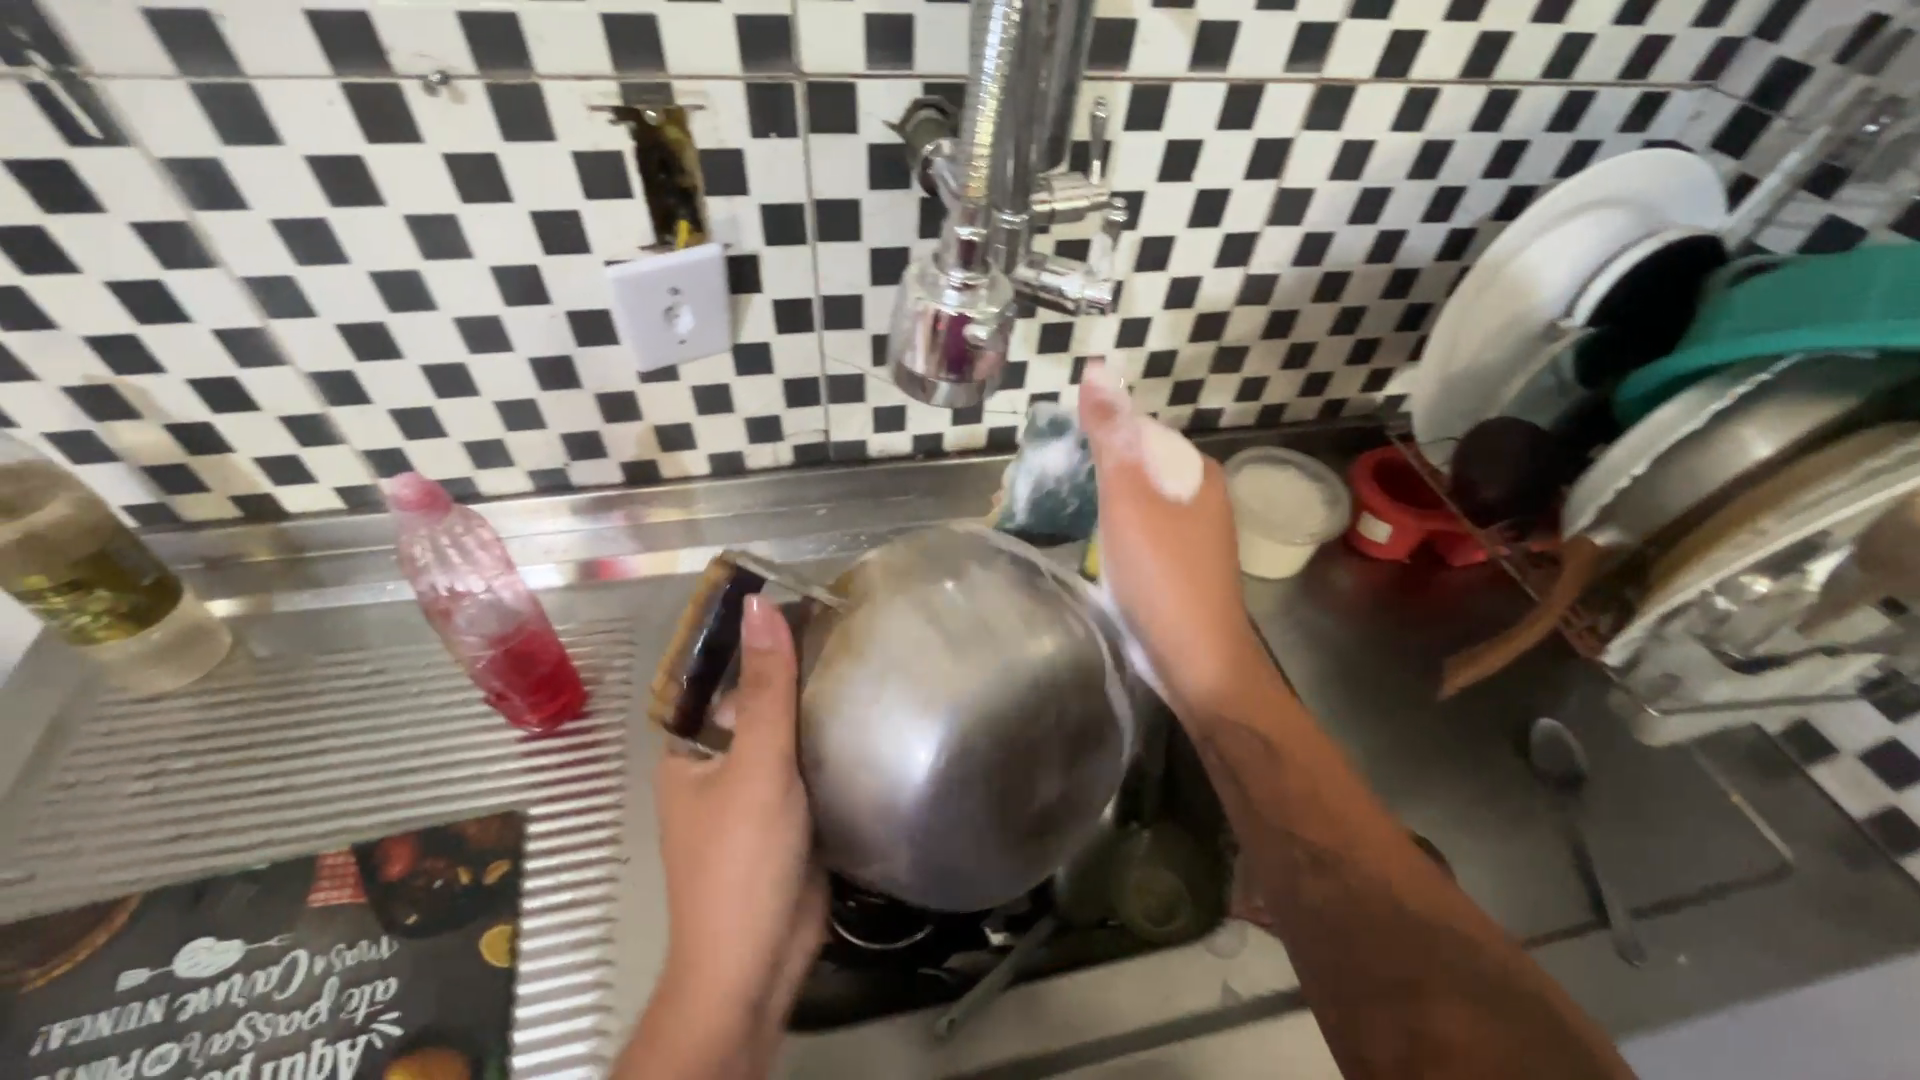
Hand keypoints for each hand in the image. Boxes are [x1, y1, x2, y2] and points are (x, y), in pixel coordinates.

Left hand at [628, 594, 827, 1077]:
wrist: (759, 962)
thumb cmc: (742, 861)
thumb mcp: (756, 767)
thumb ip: (766, 690)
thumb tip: (759, 606)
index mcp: (687, 749)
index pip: (717, 674)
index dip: (753, 637)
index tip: (801, 598)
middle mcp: (716, 765)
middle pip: (757, 702)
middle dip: (795, 670)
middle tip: (849, 625)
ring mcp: (754, 794)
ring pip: (786, 736)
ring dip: (816, 708)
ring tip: (866, 657)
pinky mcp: (789, 818)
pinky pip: (808, 768)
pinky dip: (831, 746)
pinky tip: (868, 716)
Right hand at [1079, 360, 1270, 717]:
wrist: (1200, 665)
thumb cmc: (1162, 578)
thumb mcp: (1128, 500)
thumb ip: (1111, 437)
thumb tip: (1096, 368)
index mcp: (1198, 474)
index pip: (1138, 435)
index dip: (1095, 444)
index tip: (1055, 466)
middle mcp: (1203, 499)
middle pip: (1138, 471)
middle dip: (1095, 478)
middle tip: (1049, 496)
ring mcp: (1196, 539)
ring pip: (1139, 507)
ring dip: (1103, 511)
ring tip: (1064, 524)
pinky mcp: (1184, 571)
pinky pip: (1143, 538)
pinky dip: (1116, 539)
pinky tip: (1096, 556)